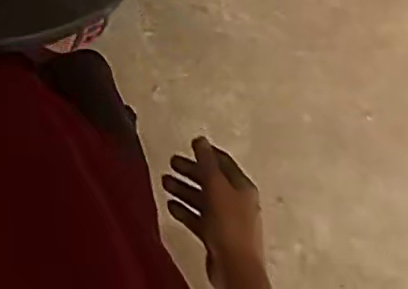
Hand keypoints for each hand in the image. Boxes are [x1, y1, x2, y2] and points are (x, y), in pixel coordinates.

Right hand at [164, 137, 267, 288]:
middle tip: (173, 162)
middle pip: (211, 180)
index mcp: (242, 186)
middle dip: (191, 171)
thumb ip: (206, 162)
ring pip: (203, 199)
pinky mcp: (216, 237)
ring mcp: (226, 220)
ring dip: (184, 190)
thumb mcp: (216, 185)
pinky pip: (199, 218)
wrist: (234, 268)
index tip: (191, 145)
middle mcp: (236, 201)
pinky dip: (185, 211)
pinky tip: (172, 206)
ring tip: (166, 182)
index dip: (206, 152)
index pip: (223, 162)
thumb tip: (200, 139)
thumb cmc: (229, 224)